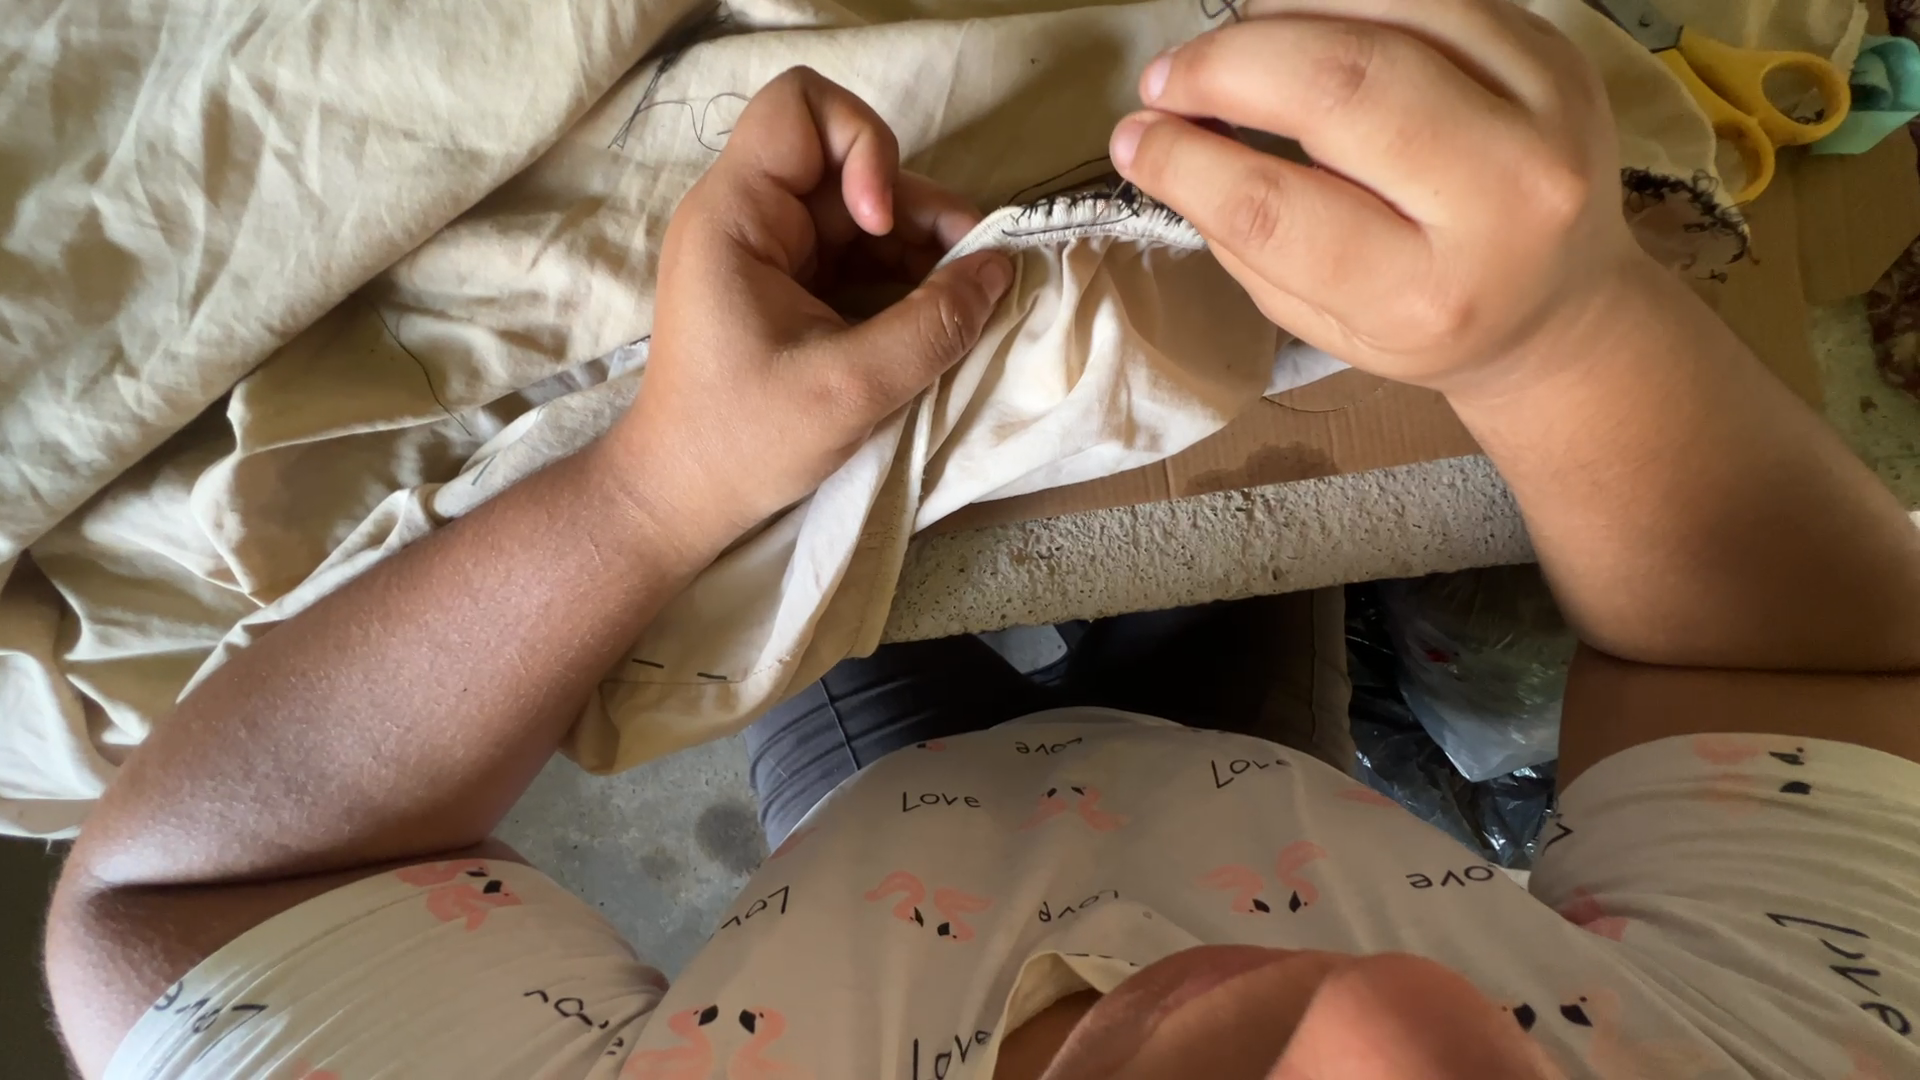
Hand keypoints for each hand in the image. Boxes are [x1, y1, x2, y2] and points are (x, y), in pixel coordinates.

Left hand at [609, 67, 1013, 550]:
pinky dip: (903, 281)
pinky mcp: (791, 293)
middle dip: (918, 212)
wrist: (686, 496)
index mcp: (737, 217)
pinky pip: (857, 262)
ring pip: (863, 218)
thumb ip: (933, 327)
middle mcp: (751, 219)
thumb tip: (1001, 270)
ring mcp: (772, 257)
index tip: (884, 224)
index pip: (802, 109)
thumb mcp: (851, 388)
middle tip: (974, 269)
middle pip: (850, 167)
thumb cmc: (746, 442)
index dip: (864, 145)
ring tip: (967, 298)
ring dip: (922, 250)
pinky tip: (938, 315)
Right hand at [1108, 0, 1643, 393]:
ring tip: (1215, 48)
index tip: (1131, 141)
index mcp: (1419, 295)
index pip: (1278, 211)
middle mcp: (1497, 198)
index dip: (1187, 164)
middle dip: (1226, 69)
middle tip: (1162, 79)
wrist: (1557, 306)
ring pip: (1390, 14)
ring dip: (1275, 16)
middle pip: (1342, 89)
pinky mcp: (1553, 48)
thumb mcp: (1319, 323)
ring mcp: (1544, 107)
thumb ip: (1250, 243)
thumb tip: (1168, 149)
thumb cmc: (1417, 328)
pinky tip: (1280, 16)